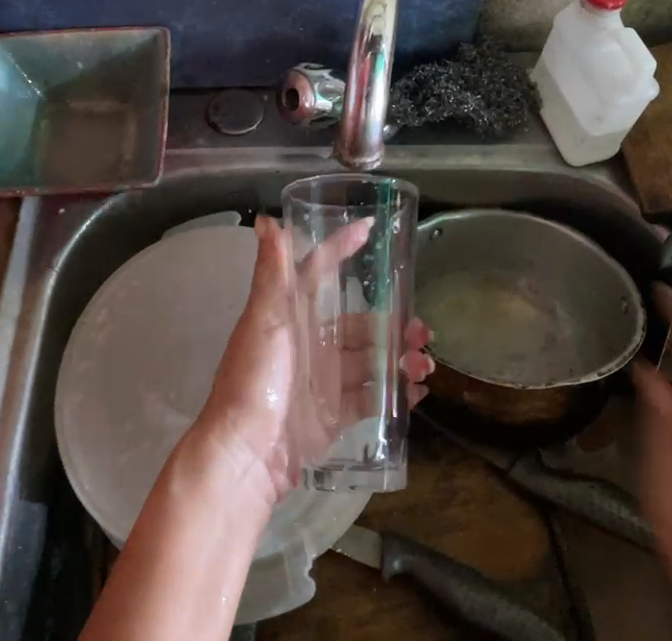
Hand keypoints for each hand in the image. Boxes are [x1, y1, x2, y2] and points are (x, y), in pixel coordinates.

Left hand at [194, 215, 433, 507]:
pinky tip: (417, 391)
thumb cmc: (254, 377)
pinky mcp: (333, 415)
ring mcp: (323, 380)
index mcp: (291, 314)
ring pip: (370, 361)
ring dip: (400, 358)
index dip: (342, 248)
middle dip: (392, 323)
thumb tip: (265, 218)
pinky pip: (371, 398)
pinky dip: (395, 393)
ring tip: (424, 364)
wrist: (247, 453)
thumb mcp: (263, 319)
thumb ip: (271, 272)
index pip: (319, 271)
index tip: (370, 228)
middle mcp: (309, 343)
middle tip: (422, 329)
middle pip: (359, 324)